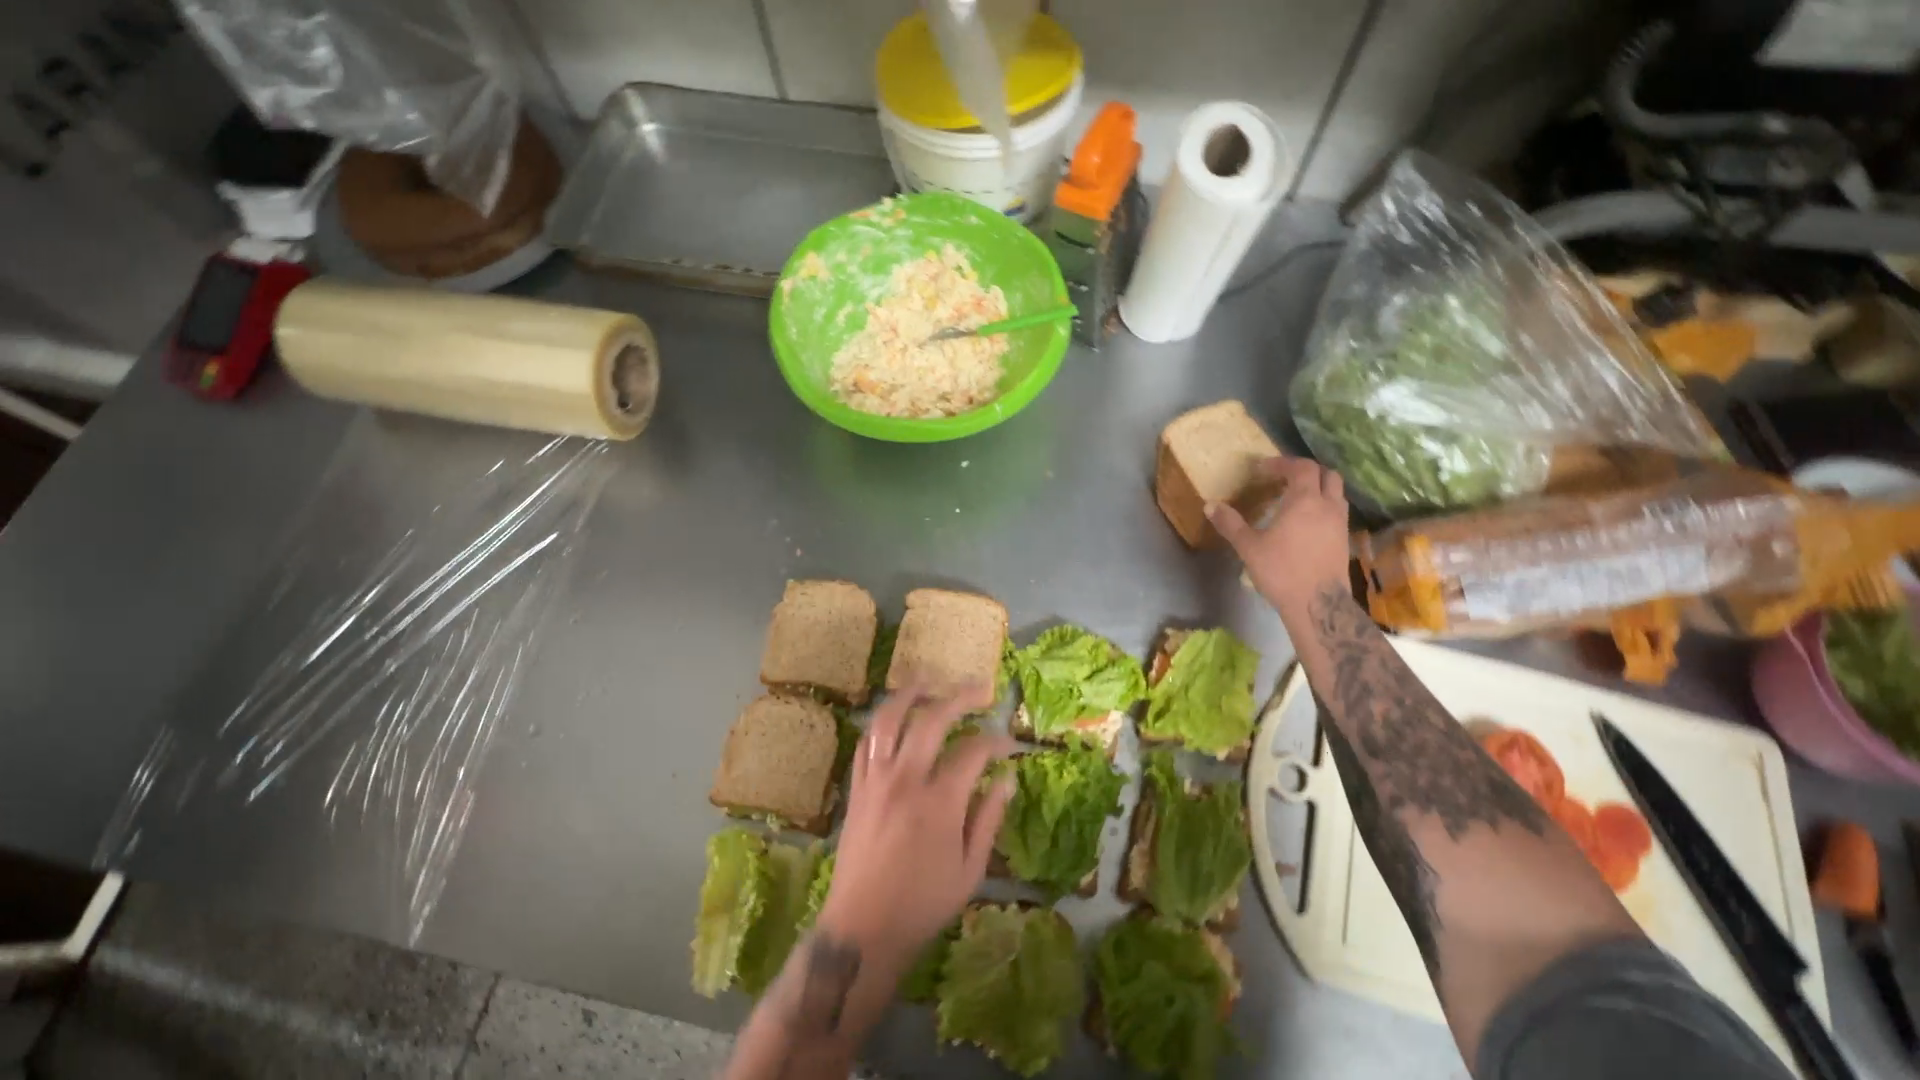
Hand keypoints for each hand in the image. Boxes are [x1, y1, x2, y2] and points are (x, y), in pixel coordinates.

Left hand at [816, 684, 1014, 972]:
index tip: (1010, 744)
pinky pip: (866, 743)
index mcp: (939, 803)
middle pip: (930, 719)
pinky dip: (881, 724)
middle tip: (978, 688)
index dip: (997, 741)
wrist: (862, 928)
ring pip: (887, 720)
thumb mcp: (970, 870)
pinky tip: (894, 718)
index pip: (973, 751)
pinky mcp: (856, 790)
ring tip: (927, 680)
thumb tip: (1007, 779)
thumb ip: (988, 818)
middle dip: (958, 697)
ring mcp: (875, 782)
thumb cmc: (923, 904)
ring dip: (909, 694)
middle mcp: (905, 781)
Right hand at [1207, 456, 1350, 619]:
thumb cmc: (1282, 572)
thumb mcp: (1249, 547)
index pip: (1301, 468)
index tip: (1262, 469)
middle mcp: (1328, 506)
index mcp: (1305, 501)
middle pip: (1328, 475)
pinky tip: (1308, 524)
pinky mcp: (1345, 541)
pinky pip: (1338, 513)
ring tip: (1297, 500)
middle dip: (1307, 471)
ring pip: (1336, 494)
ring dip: (1319, 489)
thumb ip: (1231, 524)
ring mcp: (1340, 524)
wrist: (1318, 605)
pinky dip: (1324, 508)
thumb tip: (1210, 505)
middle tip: (1285, 479)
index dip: (1282, 463)